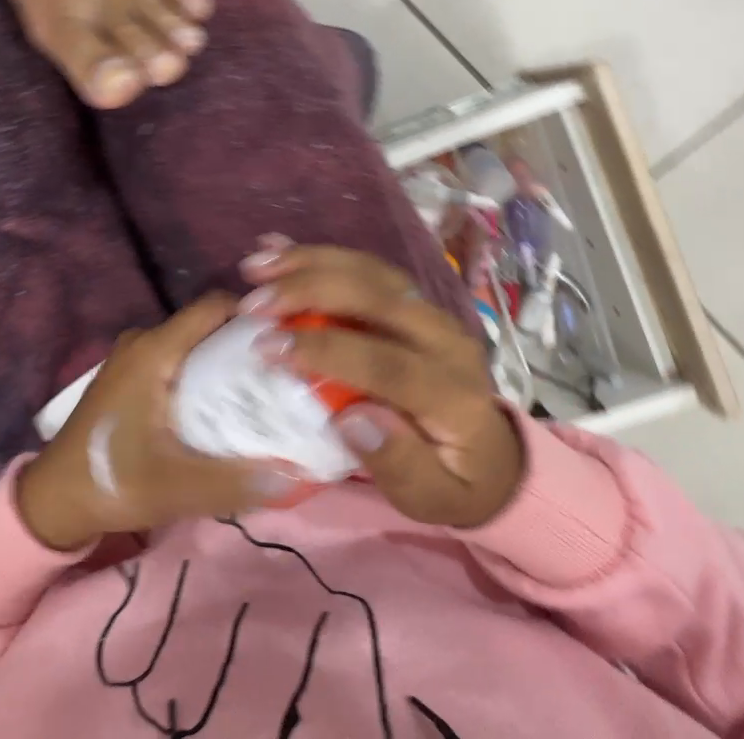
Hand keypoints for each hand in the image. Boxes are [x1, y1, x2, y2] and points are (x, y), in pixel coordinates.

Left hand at [17, 295, 308, 550]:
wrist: (54, 498)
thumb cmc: (111, 481)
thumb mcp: (178, 487)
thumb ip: (239, 480)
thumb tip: (299, 474)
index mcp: (154, 350)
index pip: (214, 307)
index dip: (254, 317)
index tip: (291, 342)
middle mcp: (142, 342)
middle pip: (207, 327)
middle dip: (247, 346)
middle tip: (286, 377)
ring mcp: (131, 358)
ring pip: (192, 346)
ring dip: (225, 364)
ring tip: (263, 395)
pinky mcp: (127, 377)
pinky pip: (175, 361)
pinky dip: (202, 376)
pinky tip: (223, 409)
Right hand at [240, 241, 525, 528]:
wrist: (491, 454)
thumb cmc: (453, 481)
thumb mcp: (433, 497)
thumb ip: (398, 465)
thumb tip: (351, 420)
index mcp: (453, 393)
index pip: (386, 363)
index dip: (324, 350)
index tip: (266, 349)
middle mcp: (446, 340)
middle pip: (378, 298)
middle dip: (309, 291)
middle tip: (252, 302)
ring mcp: (431, 314)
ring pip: (370, 271)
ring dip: (309, 261)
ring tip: (256, 264)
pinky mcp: (413, 301)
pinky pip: (366, 267)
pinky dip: (319, 255)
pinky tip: (276, 245)